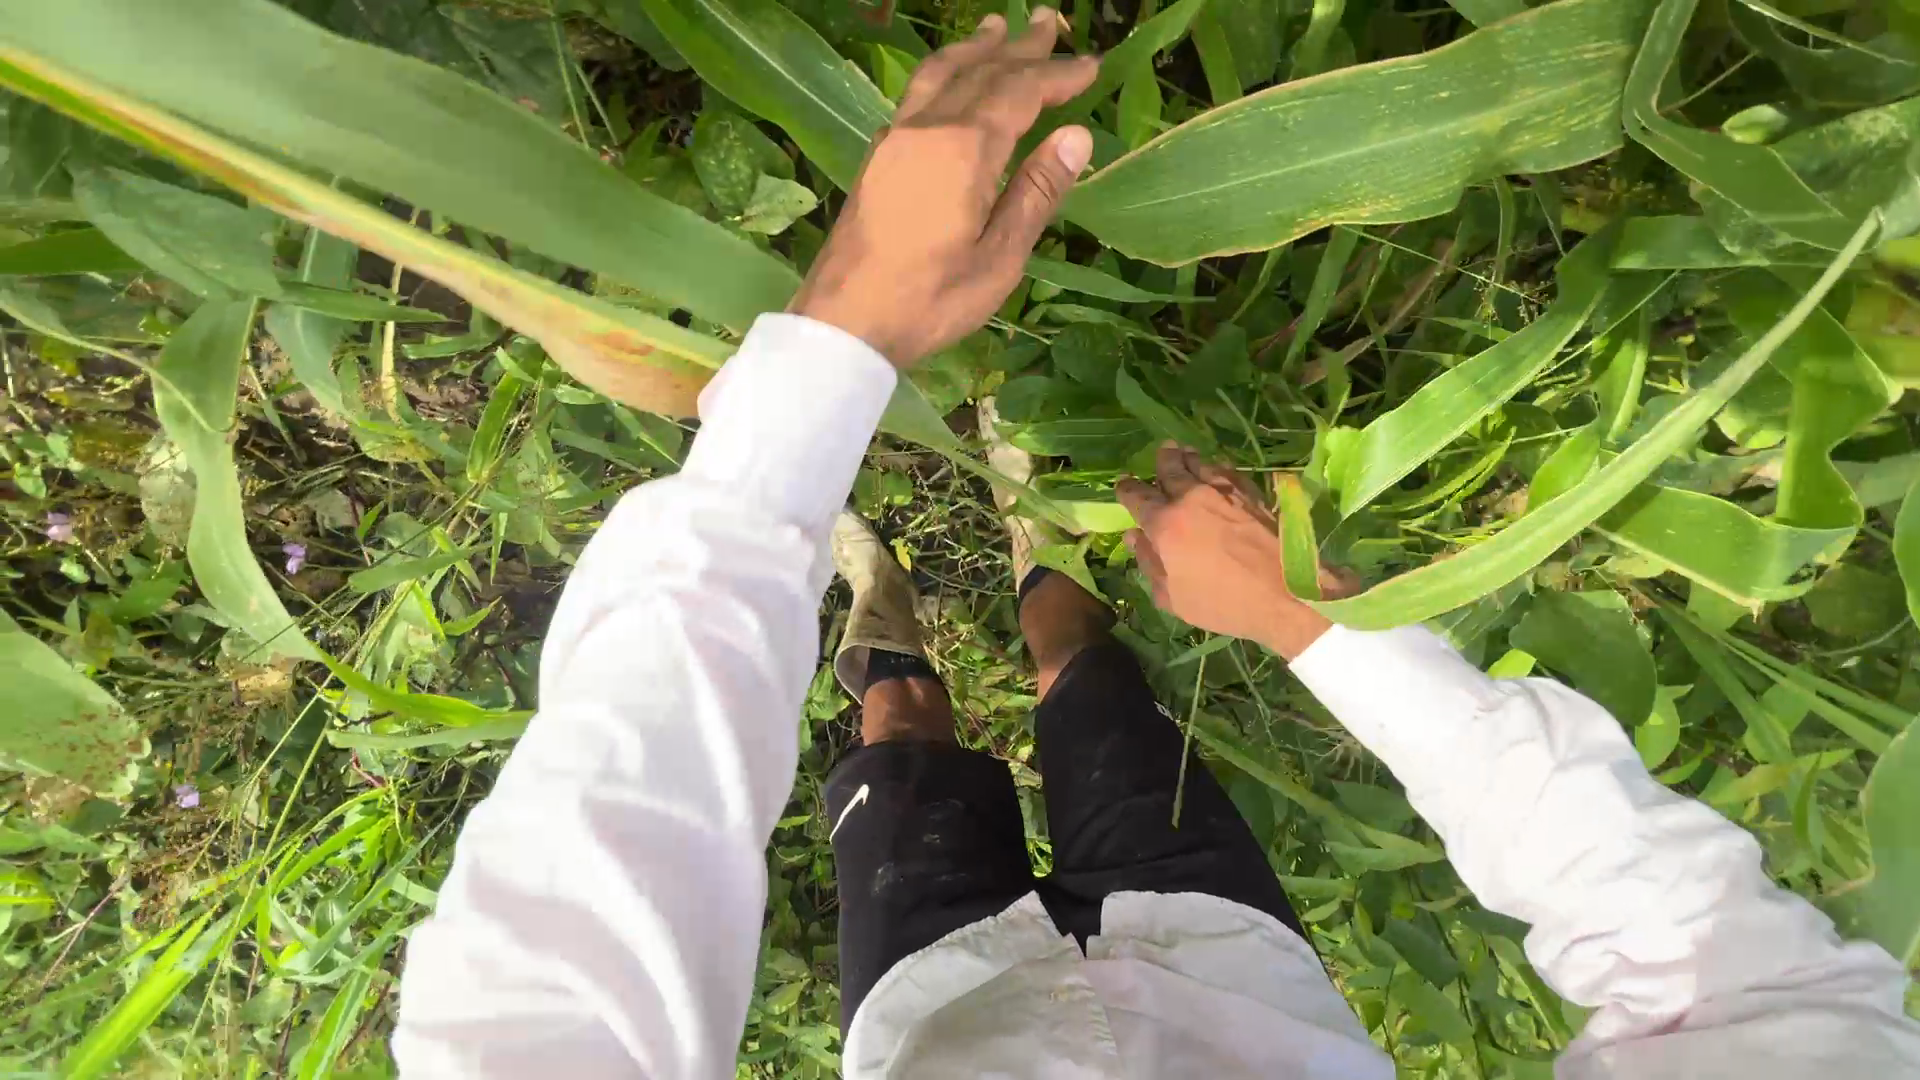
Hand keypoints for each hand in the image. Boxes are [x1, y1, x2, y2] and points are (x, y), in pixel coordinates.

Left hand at [788, 10, 1097, 366]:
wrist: (846, 323)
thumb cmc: (930, 301)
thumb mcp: (998, 260)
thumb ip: (1035, 195)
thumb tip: (1075, 138)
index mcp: (964, 151)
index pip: (1019, 93)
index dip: (1056, 76)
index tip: (1090, 66)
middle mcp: (926, 130)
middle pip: (978, 72)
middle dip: (1019, 48)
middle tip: (1049, 23)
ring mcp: (894, 142)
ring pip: (937, 76)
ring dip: (972, 49)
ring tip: (996, 28)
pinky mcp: (875, 162)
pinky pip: (913, 100)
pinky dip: (940, 78)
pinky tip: (945, 86)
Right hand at [1116, 444, 1355, 659]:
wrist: (1287, 595)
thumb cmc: (1223, 603)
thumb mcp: (1172, 597)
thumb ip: (1149, 563)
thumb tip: (1134, 536)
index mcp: (1165, 524)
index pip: (1137, 497)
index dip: (1126, 489)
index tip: (1123, 484)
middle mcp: (1191, 498)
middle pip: (1170, 469)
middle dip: (1162, 459)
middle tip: (1161, 451)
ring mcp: (1225, 492)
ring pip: (1200, 464)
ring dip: (1188, 458)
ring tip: (1184, 452)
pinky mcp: (1253, 493)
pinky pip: (1229, 471)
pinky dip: (1218, 466)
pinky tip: (1218, 466)